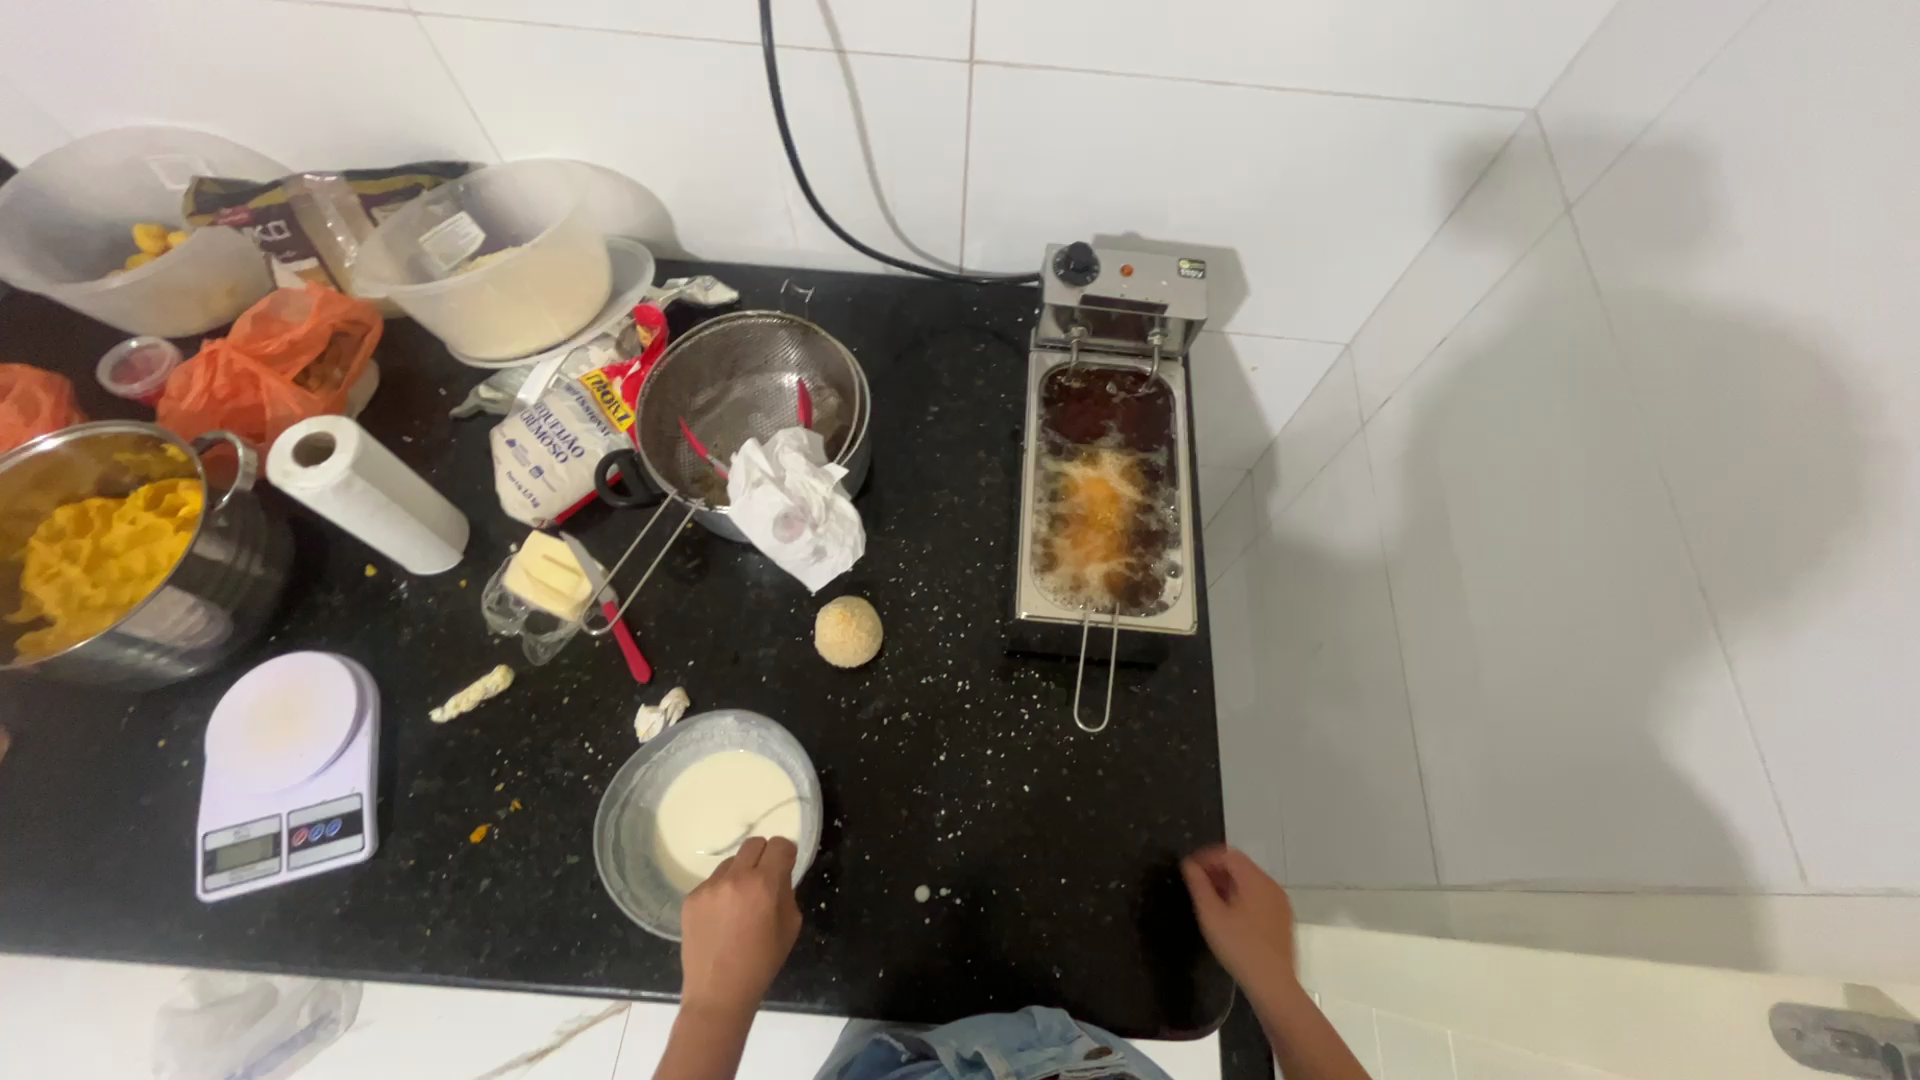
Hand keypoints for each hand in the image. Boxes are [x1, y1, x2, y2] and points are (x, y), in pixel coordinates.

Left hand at [679, 836, 801, 1017]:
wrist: (718, 994)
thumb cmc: (761, 962)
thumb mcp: (790, 926)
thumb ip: (787, 891)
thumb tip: (780, 873)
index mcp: (764, 884)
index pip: (778, 845)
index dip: (786, 853)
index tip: (785, 867)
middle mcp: (735, 878)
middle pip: (753, 844)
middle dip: (764, 856)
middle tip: (764, 880)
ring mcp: (709, 887)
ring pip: (731, 862)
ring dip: (740, 873)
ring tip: (739, 903)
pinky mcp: (690, 899)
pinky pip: (712, 882)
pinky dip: (721, 891)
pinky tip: (721, 917)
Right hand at [1182, 845, 1299, 1006]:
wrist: (1273, 984)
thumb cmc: (1239, 946)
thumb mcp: (1211, 915)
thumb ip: (1198, 885)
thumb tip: (1188, 864)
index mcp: (1255, 880)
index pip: (1228, 854)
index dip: (1206, 857)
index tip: (1188, 869)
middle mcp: (1271, 885)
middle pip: (1241, 865)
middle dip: (1216, 870)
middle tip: (1197, 884)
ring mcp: (1280, 902)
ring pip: (1250, 881)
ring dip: (1228, 883)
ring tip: (1210, 900)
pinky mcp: (1283, 918)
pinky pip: (1260, 896)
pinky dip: (1242, 896)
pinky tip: (1230, 915)